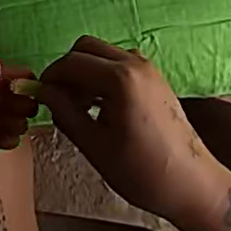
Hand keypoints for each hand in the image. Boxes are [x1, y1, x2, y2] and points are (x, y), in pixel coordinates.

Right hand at [36, 36, 222, 222]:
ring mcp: (147, 67)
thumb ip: (65, 112)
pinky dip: (103, 75)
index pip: (71, 62)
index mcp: (119, 77)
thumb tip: (43, 92)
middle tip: (57, 99)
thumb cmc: (141, 170)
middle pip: (87, 47)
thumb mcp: (94, 144)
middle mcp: (134, 62)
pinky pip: (119, 63)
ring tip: (78, 106)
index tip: (39, 96)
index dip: (50, 77)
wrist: (192, 183)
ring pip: (103, 53)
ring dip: (85, 71)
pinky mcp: (155, 77)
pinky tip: (99, 105)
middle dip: (67, 68)